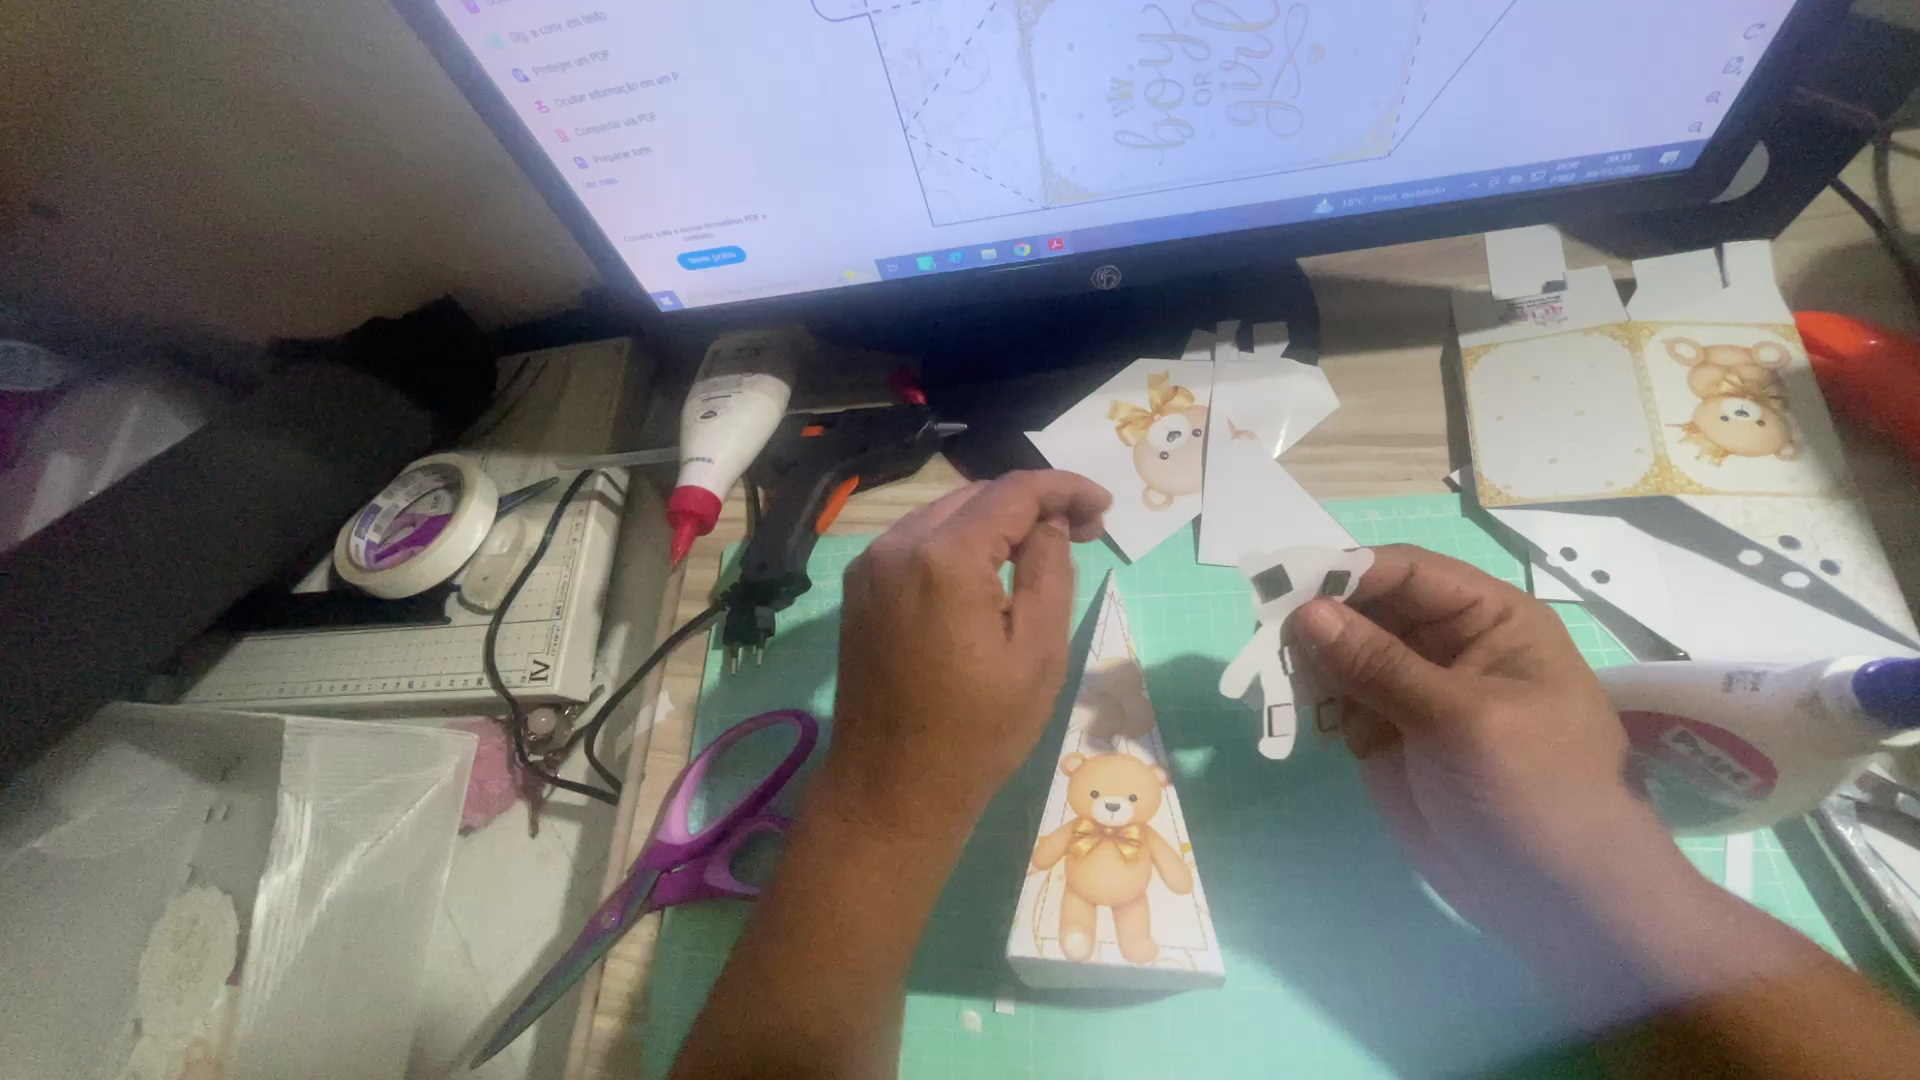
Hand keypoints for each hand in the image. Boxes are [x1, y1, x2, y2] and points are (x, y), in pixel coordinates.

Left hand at [824, 470, 1109, 831]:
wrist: (890, 787)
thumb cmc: (977, 732)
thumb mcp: (1038, 653)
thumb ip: (1048, 570)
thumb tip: (1049, 521)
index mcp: (944, 558)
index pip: (1014, 493)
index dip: (1065, 489)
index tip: (1103, 507)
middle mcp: (897, 545)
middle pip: (977, 497)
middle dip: (1032, 505)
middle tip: (1080, 533)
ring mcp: (871, 565)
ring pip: (944, 515)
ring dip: (994, 523)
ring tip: (1038, 552)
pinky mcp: (860, 587)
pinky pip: (917, 543)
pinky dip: (958, 543)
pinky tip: (986, 572)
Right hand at [1289, 544, 1696, 951]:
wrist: (1555, 903)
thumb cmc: (1536, 794)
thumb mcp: (1462, 720)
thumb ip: (1379, 664)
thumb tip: (1304, 611)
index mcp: (1489, 620)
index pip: (1406, 571)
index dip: (1347, 570)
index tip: (1285, 584)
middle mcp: (1445, 642)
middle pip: (1364, 604)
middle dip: (1315, 613)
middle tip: (1263, 631)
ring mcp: (1409, 686)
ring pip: (1339, 646)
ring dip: (1302, 655)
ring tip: (1269, 671)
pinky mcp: (1380, 725)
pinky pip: (1330, 692)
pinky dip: (1304, 693)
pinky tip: (1285, 704)